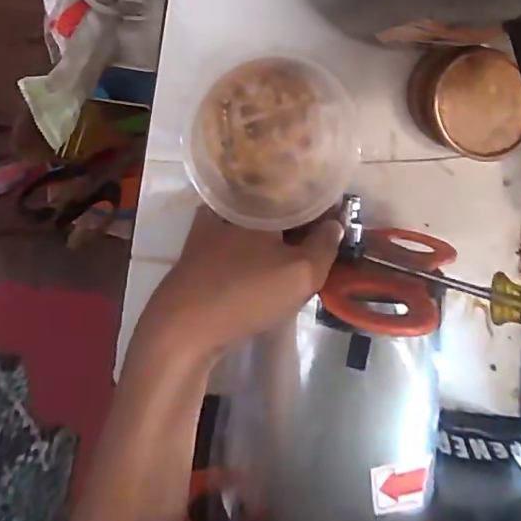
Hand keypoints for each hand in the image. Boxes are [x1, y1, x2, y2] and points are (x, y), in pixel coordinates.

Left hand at [137, 207, 343, 361]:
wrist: (182, 328)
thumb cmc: (245, 293)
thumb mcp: (300, 274)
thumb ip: (323, 246)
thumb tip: (334, 224)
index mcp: (257, 202)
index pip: (295, 192)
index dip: (320, 204)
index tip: (338, 217)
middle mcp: (231, 207)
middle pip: (272, 205)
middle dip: (297, 217)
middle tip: (321, 236)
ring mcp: (208, 228)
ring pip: (252, 223)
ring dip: (274, 234)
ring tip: (296, 250)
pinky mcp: (196, 252)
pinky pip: (235, 241)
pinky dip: (252, 248)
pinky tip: (263, 264)